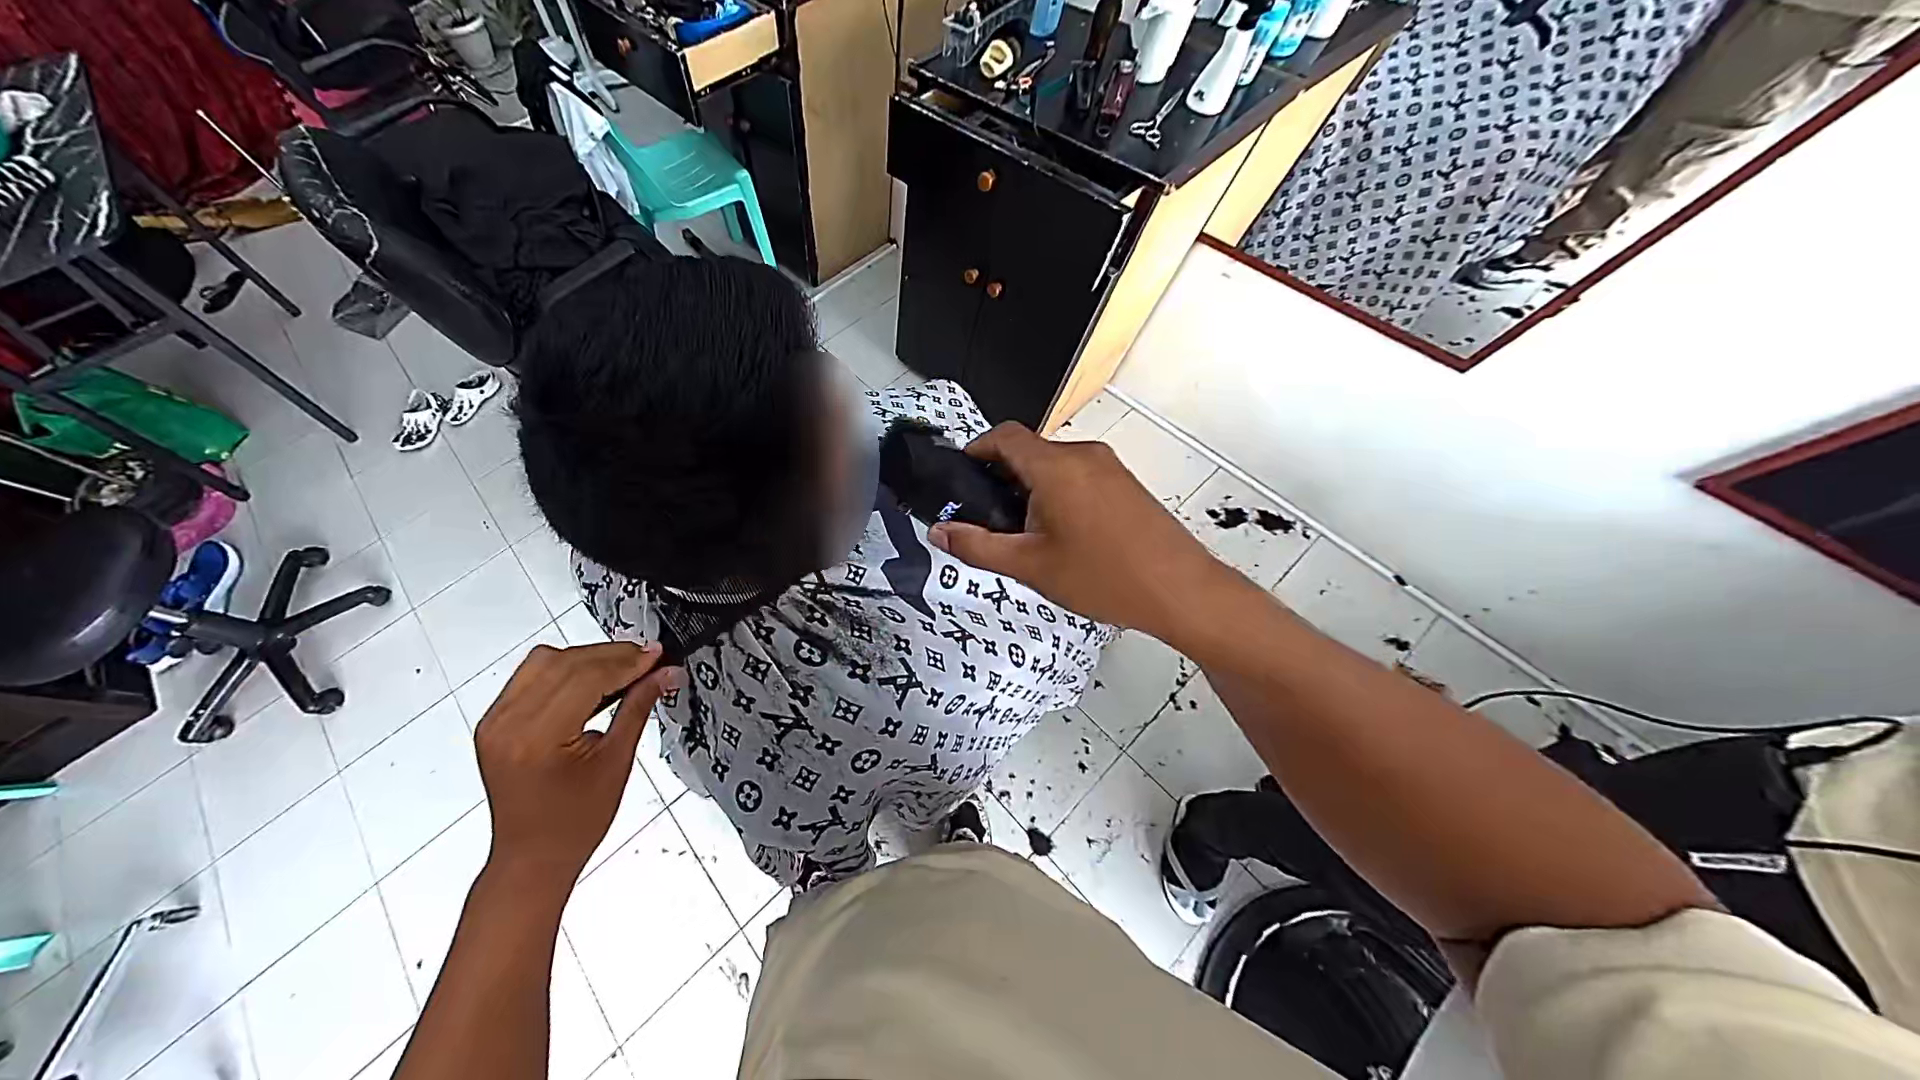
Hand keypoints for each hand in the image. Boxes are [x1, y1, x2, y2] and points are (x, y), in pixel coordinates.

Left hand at [473, 642, 680, 886]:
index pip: (587, 675)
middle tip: (649, 660)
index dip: (628, 661)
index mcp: (536, 738)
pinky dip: (564, 669)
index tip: (657, 656)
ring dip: (587, 658)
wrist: (533, 856)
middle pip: (565, 661)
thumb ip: (638, 707)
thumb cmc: (572, 824)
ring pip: (545, 661)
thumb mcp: (616, 761)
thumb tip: (664, 674)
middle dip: (612, 655)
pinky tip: (591, 679)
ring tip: (623, 668)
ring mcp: (495, 722)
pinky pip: (529, 676)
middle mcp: (507, 725)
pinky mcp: (494, 722)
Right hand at [928, 422, 1237, 636]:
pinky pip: (1080, 477)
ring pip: (1055, 466)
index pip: (1003, 436)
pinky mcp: (1125, 484)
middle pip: (1029, 452)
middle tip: (990, 518)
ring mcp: (1110, 469)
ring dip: (1032, 490)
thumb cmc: (1112, 577)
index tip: (963, 471)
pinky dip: (1060, 495)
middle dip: (1002, 479)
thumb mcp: (1030, 566)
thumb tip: (944, 534)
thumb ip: (977, 546)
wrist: (1180, 591)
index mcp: (1057, 467)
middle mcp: (1085, 457)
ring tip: (1028, 536)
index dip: (976, 449)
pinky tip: (1062, 537)